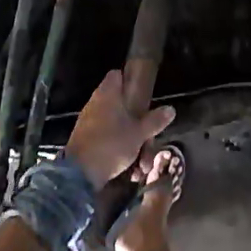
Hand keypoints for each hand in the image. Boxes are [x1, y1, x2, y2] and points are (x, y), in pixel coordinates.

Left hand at [64, 70, 175, 188]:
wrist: (79, 175)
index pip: (117, 75)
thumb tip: (170, 109)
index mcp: (107, 94)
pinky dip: (120, 150)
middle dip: (139, 123)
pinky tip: (131, 170)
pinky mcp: (86, 140)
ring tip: (143, 164)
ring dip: (133, 142)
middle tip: (150, 140)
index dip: (130, 81)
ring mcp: (89, 122)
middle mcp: (96, 104)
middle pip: (122, 105)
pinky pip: (108, 139)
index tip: (144, 94)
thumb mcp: (139, 133)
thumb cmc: (111, 145)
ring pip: (118, 126)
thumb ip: (155, 120)